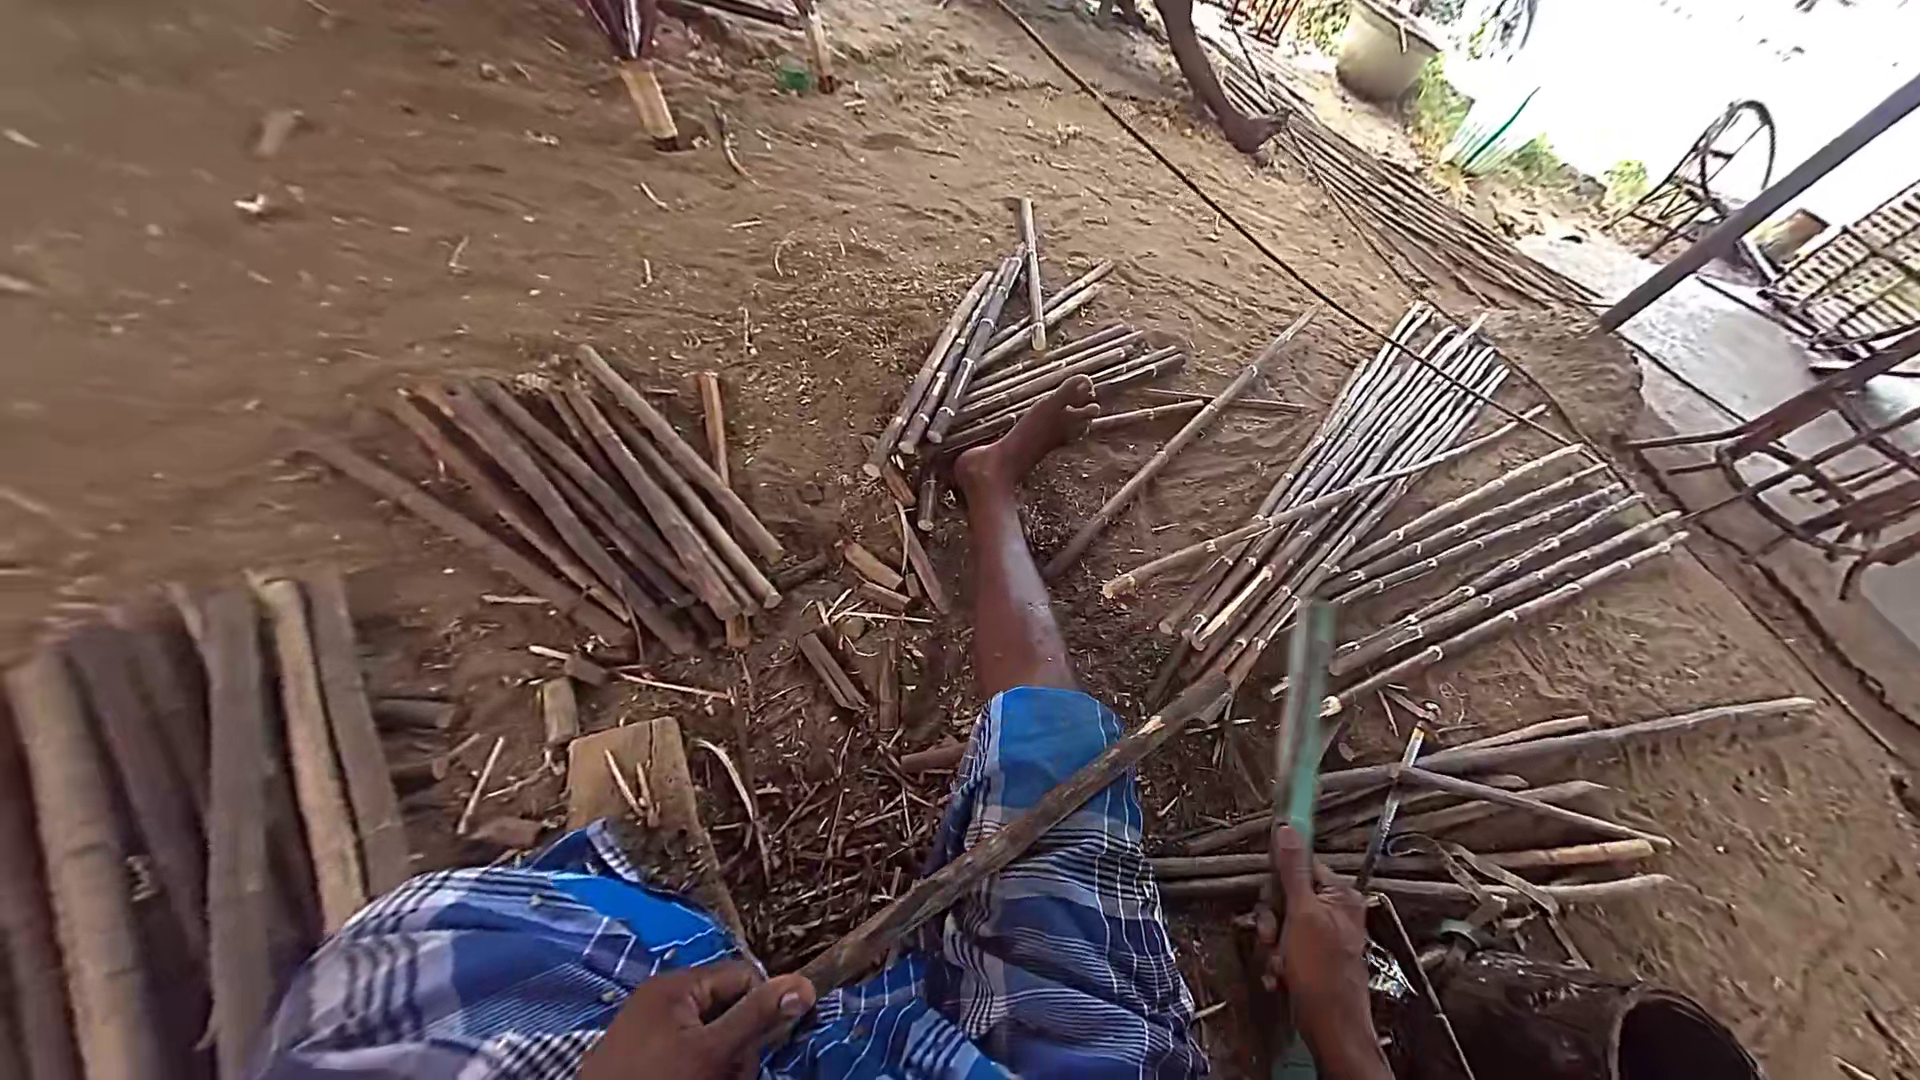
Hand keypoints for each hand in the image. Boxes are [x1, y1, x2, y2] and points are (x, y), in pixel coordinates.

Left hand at [580, 962, 815, 1079]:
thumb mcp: (711, 1053)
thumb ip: (758, 1015)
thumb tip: (806, 985)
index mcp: (675, 985)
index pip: (742, 977)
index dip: (762, 1008)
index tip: (765, 1047)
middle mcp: (660, 1001)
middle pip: (727, 1010)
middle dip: (738, 1047)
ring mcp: (646, 1037)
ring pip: (710, 1040)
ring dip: (722, 1068)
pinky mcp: (638, 1066)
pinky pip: (687, 1058)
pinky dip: (701, 1074)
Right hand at [1254, 826, 1388, 1079]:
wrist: (1330, 1032)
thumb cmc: (1322, 975)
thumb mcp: (1302, 914)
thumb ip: (1292, 869)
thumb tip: (1287, 827)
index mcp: (1339, 894)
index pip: (1297, 863)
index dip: (1278, 879)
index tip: (1271, 897)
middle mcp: (1332, 909)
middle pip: (1282, 890)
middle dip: (1271, 916)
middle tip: (1272, 935)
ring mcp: (1320, 931)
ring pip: (1277, 916)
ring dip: (1270, 939)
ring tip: (1278, 959)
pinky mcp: (1309, 952)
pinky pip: (1281, 939)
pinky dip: (1275, 954)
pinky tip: (1280, 972)